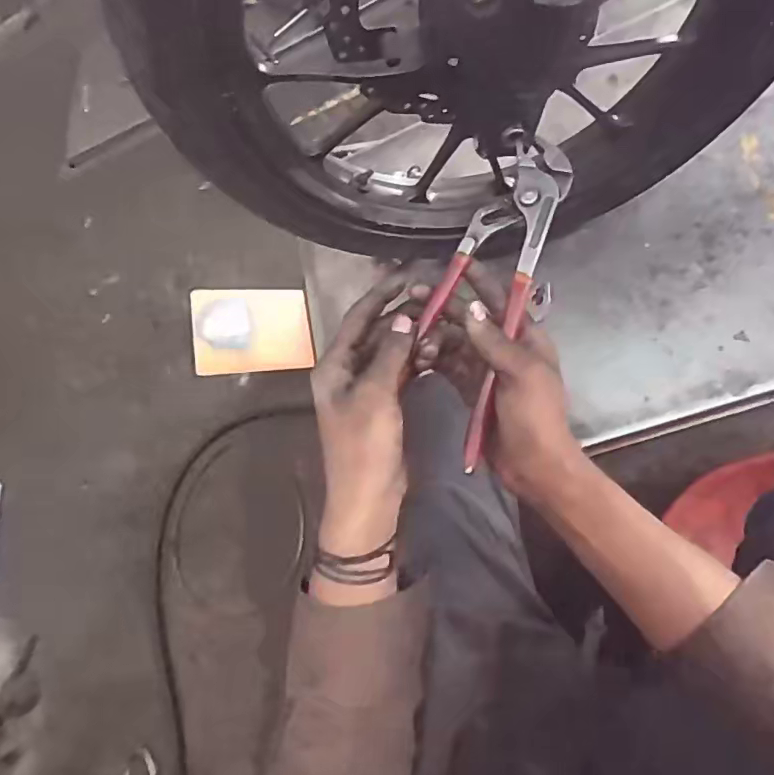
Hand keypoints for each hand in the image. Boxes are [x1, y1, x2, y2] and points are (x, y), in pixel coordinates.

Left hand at [310, 270, 424, 557]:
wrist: (369, 500)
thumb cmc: (364, 447)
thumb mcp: (376, 396)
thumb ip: (390, 354)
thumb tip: (404, 317)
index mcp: (333, 366)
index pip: (357, 319)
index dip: (381, 295)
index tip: (407, 274)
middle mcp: (347, 371)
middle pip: (376, 332)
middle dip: (402, 315)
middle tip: (434, 298)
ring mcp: (367, 388)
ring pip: (391, 351)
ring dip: (412, 338)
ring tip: (440, 325)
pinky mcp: (385, 402)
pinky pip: (401, 371)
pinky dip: (417, 360)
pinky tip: (436, 352)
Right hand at [419, 262, 593, 505]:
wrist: (534, 466)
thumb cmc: (535, 416)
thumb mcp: (521, 374)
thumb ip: (494, 341)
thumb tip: (469, 309)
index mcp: (526, 338)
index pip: (500, 301)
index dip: (479, 281)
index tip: (457, 262)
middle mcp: (505, 348)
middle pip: (472, 319)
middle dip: (445, 307)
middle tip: (413, 296)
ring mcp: (487, 369)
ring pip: (456, 342)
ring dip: (436, 335)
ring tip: (413, 333)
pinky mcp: (471, 389)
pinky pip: (449, 366)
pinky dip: (434, 359)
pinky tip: (418, 357)